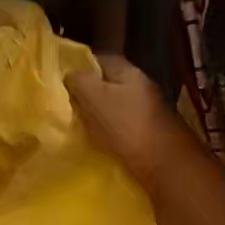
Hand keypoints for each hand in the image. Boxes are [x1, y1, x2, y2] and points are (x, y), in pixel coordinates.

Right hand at [65, 55, 196, 189]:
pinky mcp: (148, 134)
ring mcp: (147, 111)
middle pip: (107, 84)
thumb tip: (69, 75)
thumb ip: (79, 81)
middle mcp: (141, 87)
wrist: (163, 164)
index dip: (79, 67)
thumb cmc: (126, 125)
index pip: (100, 59)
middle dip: (87, 93)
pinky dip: (107, 132)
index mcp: (129, 72)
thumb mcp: (94, 97)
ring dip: (96, 114)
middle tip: (65, 105)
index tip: (60, 81)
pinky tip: (96, 141)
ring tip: (76, 124)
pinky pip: (120, 126)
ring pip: (114, 106)